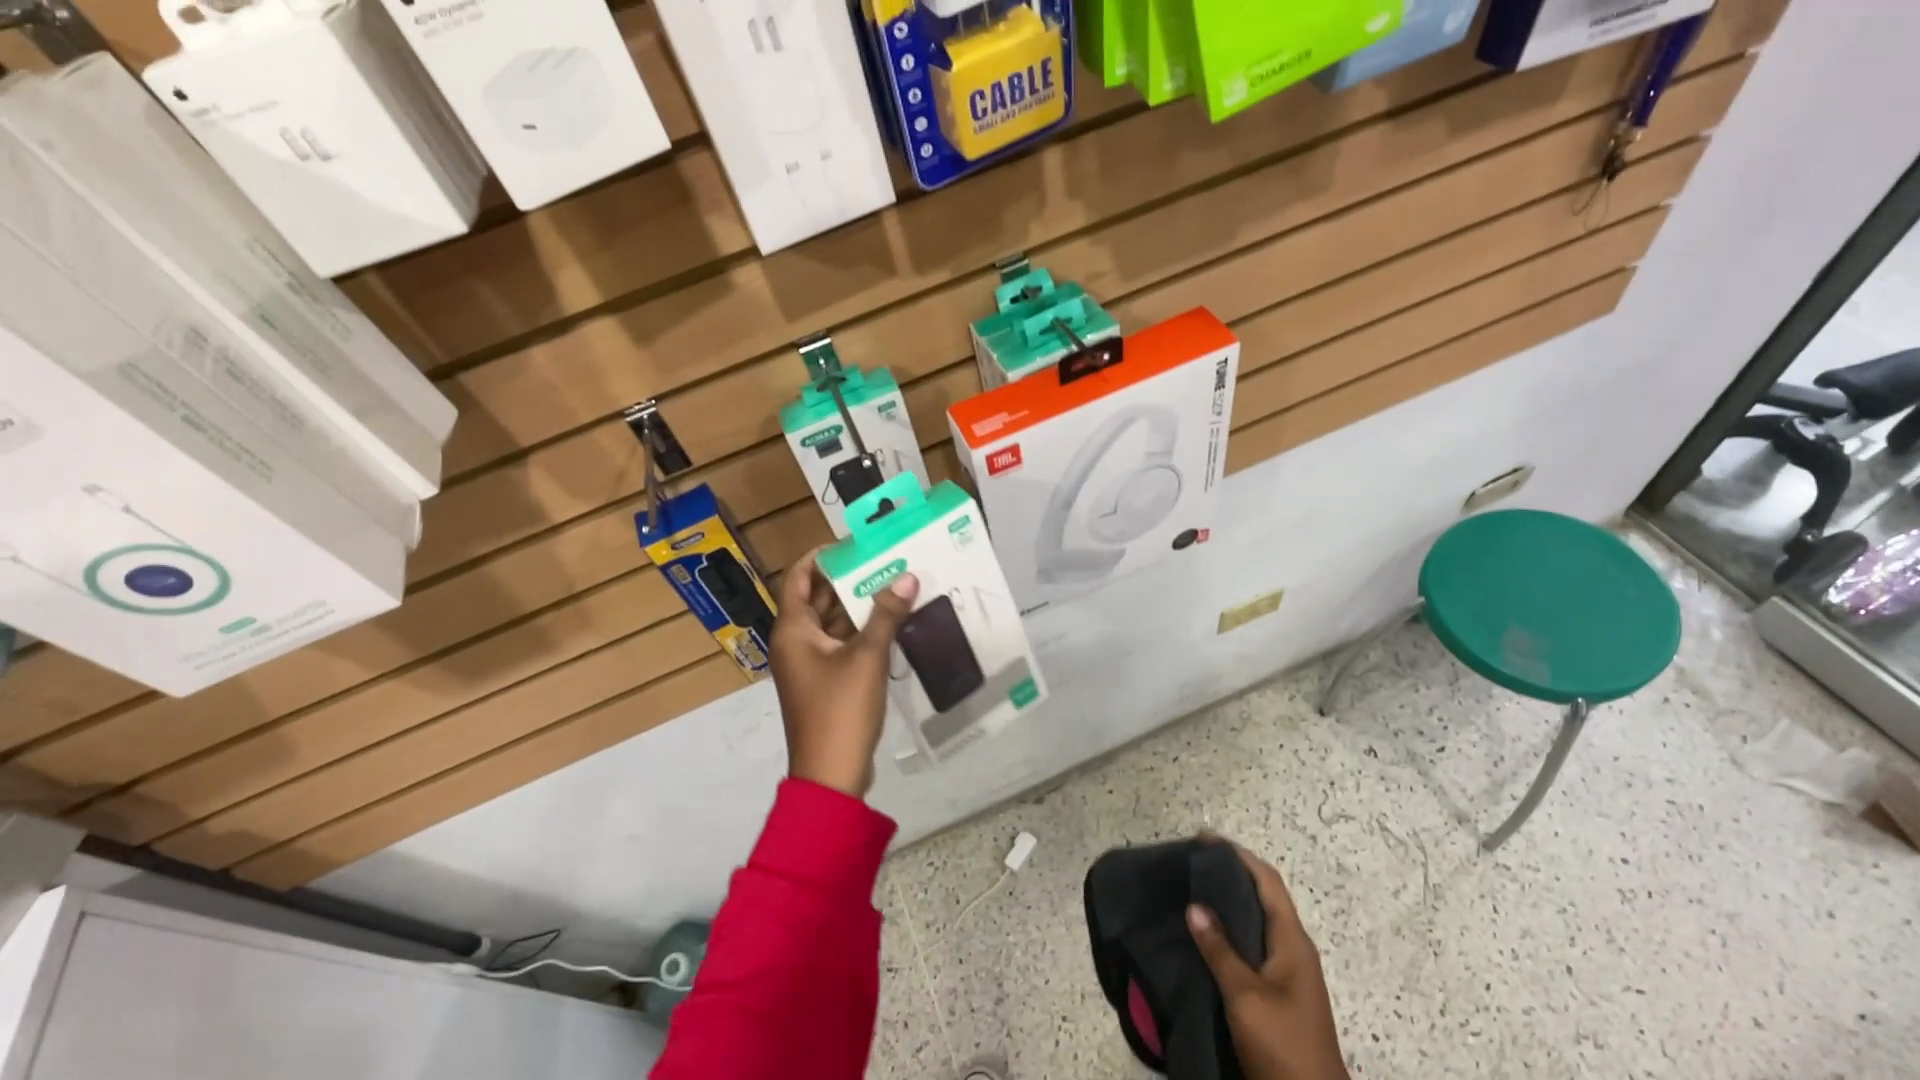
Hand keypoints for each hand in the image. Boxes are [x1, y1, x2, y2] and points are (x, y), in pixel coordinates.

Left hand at [769, 549, 918, 797]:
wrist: (831, 774)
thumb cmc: (841, 710)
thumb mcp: (867, 657)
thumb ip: (886, 615)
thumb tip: (907, 577)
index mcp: (793, 630)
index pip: (797, 578)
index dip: (820, 557)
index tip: (852, 544)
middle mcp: (795, 643)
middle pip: (816, 599)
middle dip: (847, 579)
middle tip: (883, 559)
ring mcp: (809, 665)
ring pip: (831, 624)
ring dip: (858, 606)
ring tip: (894, 583)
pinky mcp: (825, 684)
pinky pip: (841, 646)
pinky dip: (861, 632)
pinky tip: (892, 622)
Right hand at [1187, 838, 1348, 1079]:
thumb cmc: (1282, 1041)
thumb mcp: (1245, 995)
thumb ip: (1220, 949)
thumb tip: (1196, 905)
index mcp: (1292, 941)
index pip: (1267, 882)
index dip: (1239, 856)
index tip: (1206, 839)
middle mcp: (1292, 950)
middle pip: (1262, 898)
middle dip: (1230, 876)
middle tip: (1191, 864)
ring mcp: (1287, 973)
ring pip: (1256, 924)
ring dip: (1228, 904)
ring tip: (1190, 892)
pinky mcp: (1277, 993)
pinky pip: (1251, 948)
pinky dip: (1229, 932)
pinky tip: (1203, 937)